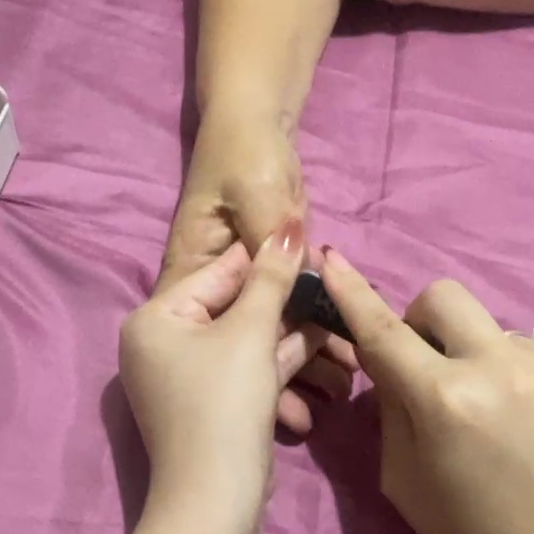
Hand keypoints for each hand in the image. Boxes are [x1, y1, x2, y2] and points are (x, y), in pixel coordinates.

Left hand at [121, 226, 309, 517]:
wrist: (215, 500)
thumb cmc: (224, 402)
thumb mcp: (249, 332)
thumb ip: (271, 277)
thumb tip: (291, 223)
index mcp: (154, 319)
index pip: (217, 273)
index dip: (266, 257)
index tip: (310, 241)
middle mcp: (161, 345)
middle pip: (231, 307)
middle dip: (283, 298)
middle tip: (330, 278)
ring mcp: (186, 379)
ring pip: (244, 341)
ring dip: (289, 329)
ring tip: (336, 308)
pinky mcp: (211, 407)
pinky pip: (246, 369)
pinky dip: (278, 360)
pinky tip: (322, 342)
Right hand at [162, 114, 354, 434]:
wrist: (255, 125)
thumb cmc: (241, 155)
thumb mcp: (252, 193)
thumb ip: (268, 239)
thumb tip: (295, 288)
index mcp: (188, 275)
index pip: (210, 329)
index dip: (237, 365)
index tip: (273, 395)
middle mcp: (210, 295)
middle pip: (239, 346)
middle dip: (277, 379)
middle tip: (318, 409)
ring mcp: (241, 291)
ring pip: (268, 340)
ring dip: (303, 366)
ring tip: (342, 392)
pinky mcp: (271, 284)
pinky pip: (290, 319)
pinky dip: (315, 340)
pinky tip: (345, 364)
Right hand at [319, 250, 533, 533]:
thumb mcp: (405, 485)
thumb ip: (392, 414)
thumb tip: (395, 371)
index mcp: (442, 401)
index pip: (383, 330)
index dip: (352, 292)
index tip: (333, 259)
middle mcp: (500, 369)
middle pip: (444, 296)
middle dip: (424, 322)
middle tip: (431, 368)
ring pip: (498, 336)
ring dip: (484, 364)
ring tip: (505, 426)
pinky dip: (529, 389)